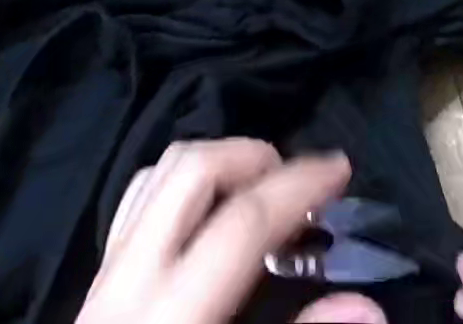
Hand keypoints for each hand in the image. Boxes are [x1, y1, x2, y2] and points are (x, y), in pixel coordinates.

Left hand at [77, 139, 381, 323]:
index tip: (341, 167)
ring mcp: (106, 276)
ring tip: (260, 185)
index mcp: (171, 314)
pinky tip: (208, 211)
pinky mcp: (96, 285)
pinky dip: (180, 187)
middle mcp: (130, 278)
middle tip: (299, 177)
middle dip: (250, 156)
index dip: (298, 187)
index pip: (240, 223)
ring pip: (157, 175)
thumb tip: (366, 306)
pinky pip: (137, 203)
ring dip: (215, 165)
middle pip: (189, 173)